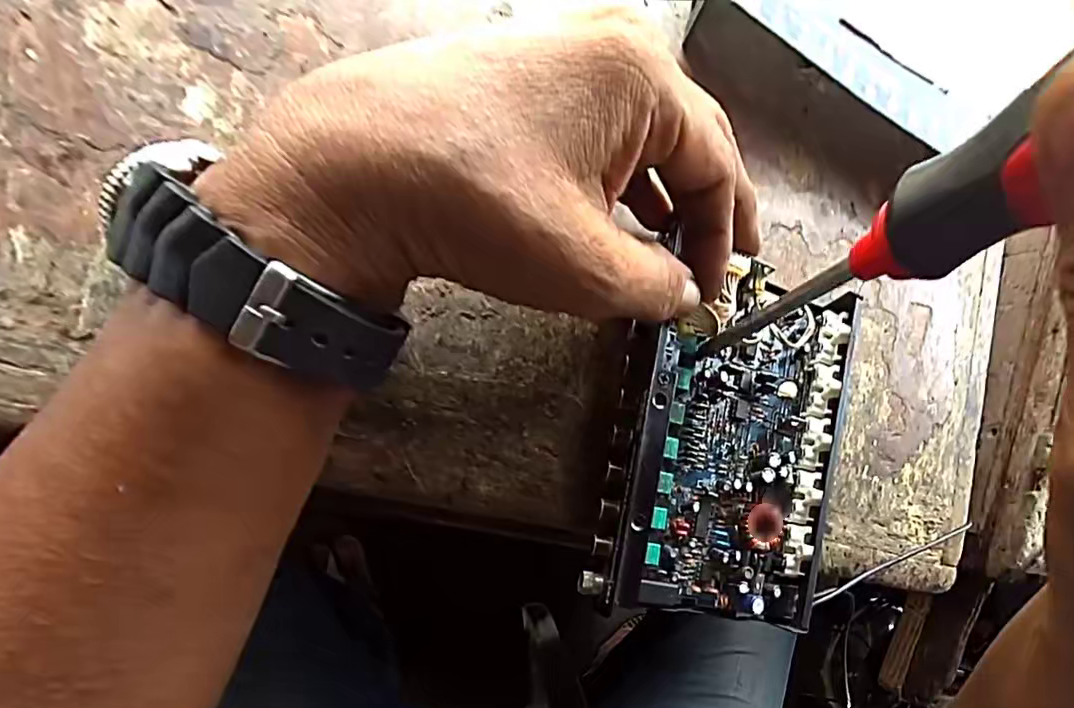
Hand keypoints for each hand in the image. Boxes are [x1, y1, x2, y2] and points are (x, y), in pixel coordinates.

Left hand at [193, 7, 758, 317]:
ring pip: (650, 137)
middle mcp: (610, 47)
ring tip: (677, 246)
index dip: (724, 236)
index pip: (716, 166)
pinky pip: (606, 132)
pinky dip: (628, 180)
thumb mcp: (591, 269)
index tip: (714, 289)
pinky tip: (625, 216)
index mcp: (640, 78)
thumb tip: (687, 293)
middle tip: (721, 259)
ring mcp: (565, 52)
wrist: (349, 173)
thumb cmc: (480, 209)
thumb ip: (662, 288)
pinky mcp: (530, 76)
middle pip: (692, 141)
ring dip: (672, 196)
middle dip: (710, 209)